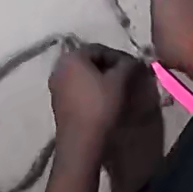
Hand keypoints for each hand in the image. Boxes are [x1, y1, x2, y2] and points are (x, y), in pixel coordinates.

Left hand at [48, 43, 145, 168]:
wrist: (81, 142)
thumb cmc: (100, 106)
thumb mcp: (120, 81)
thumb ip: (128, 65)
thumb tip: (136, 61)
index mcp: (71, 58)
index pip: (100, 49)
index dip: (120, 56)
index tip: (134, 67)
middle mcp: (59, 69)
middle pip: (90, 61)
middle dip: (111, 68)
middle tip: (128, 77)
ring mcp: (56, 87)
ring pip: (84, 76)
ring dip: (102, 80)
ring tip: (120, 89)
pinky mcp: (58, 104)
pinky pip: (78, 89)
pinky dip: (93, 90)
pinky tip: (106, 100)